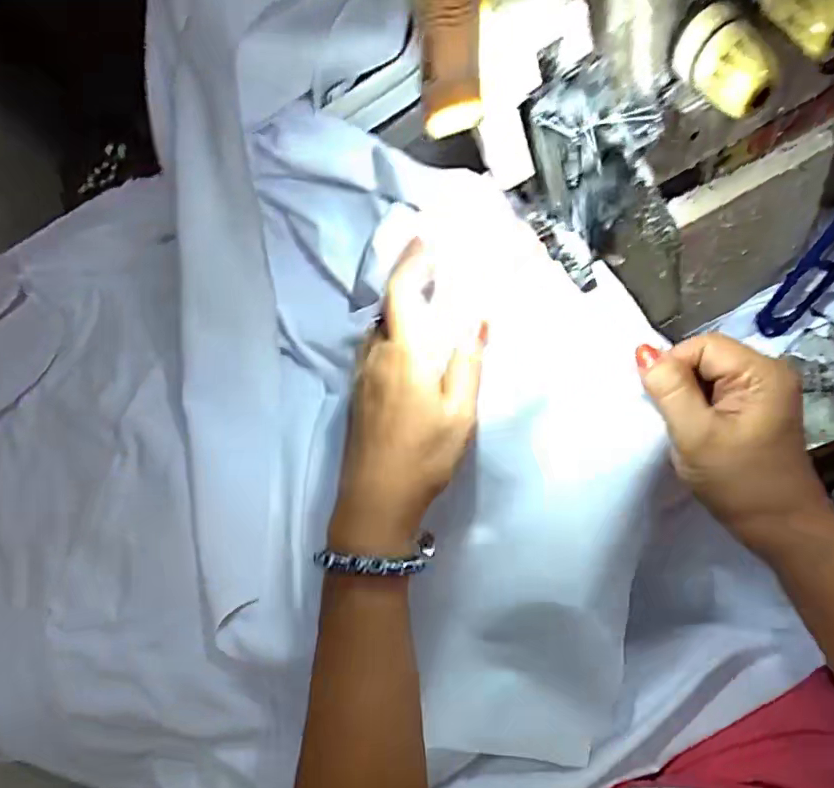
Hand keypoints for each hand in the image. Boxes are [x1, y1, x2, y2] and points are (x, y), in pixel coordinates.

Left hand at [332, 239, 485, 554]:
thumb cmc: (423, 457)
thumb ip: (467, 365)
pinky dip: (392, 340)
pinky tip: (409, 356)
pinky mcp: (357, 397)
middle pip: (387, 308)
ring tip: (426, 316)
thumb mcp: (459, 415)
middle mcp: (375, 357)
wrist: (375, 501)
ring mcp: (361, 378)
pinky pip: (374, 353)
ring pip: (379, 332)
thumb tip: (476, 322)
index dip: (412, 261)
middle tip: (436, 279)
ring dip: (400, 316)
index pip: (401, 291)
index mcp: (402, 354)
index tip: (426, 239)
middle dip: (409, 286)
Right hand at [636, 333, 833, 556]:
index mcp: (761, 371)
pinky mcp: (758, 410)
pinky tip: (699, 435)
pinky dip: (700, 411)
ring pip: (709, 377)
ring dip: (688, 401)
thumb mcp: (695, 435)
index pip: (701, 345)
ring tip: (688, 432)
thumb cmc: (737, 482)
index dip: (672, 368)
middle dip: (680, 386)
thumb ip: (669, 390)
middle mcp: (768, 371)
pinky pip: (718, 395)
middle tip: (675, 424)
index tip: (662, 408)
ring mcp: (765, 391)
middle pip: (706, 358)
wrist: (779, 525)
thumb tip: (644, 351)